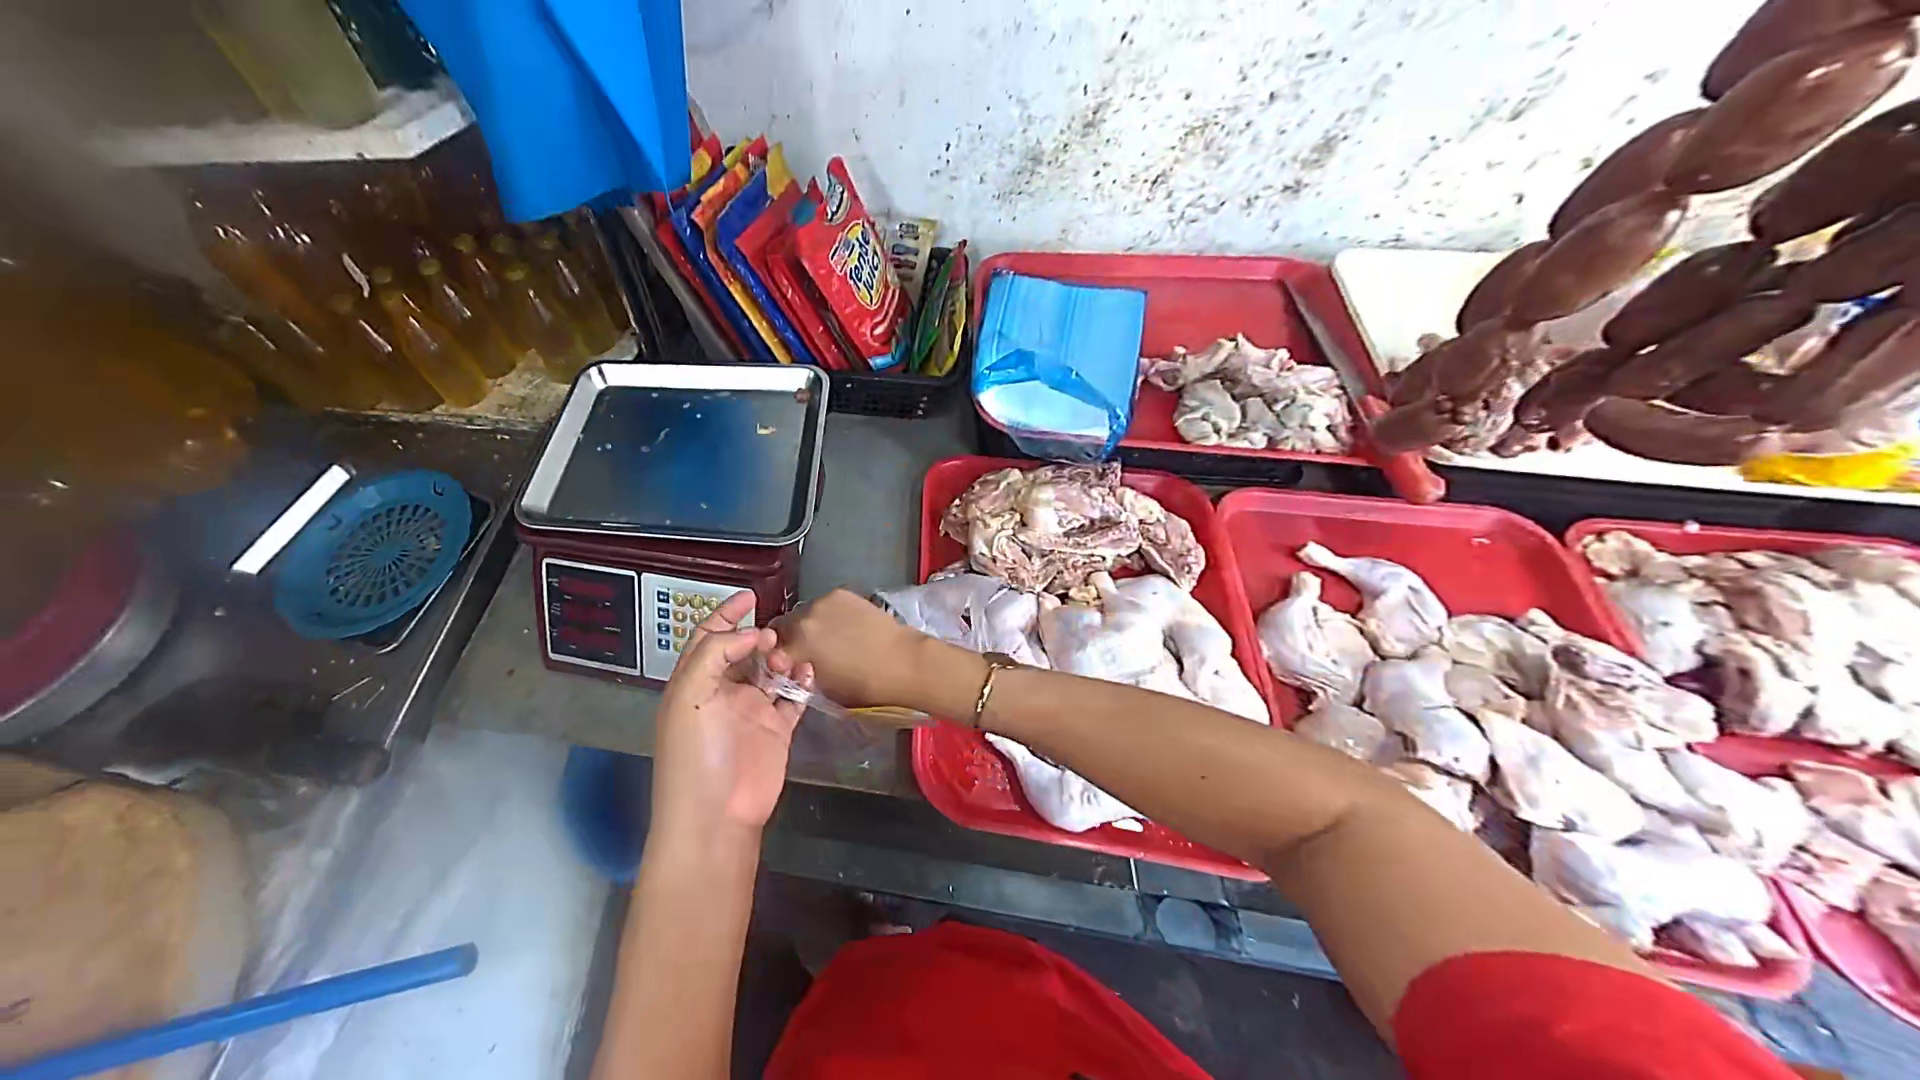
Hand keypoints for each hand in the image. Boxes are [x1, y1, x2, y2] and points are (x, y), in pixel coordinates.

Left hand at [651, 591, 811, 834]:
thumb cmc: (696, 754)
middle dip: (759, 637)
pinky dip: (801, 682)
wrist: (716, 815)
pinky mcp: (776, 730)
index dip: (726, 615)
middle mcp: (722, 694)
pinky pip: (792, 697)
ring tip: (787, 660)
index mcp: (694, 684)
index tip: (750, 597)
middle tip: (774, 636)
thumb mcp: (691, 695)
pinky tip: (807, 673)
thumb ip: (717, 654)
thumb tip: (753, 633)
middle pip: (743, 652)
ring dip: (781, 658)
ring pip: (770, 671)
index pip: (708, 638)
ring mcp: (751, 712)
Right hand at [770, 589, 940, 708]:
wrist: (902, 662)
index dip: (777, 656)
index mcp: (795, 644)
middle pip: (785, 625)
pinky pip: (826, 604)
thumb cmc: (863, 686)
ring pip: (806, 613)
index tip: (786, 663)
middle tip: (808, 650)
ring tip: (831, 637)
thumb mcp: (822, 688)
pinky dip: (830, 614)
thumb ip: (800, 673)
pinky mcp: (843, 594)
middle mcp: (804, 617)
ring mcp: (824, 601)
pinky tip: (846, 626)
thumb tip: (795, 665)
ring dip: (812, 624)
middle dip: (792, 637)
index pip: (770, 648)